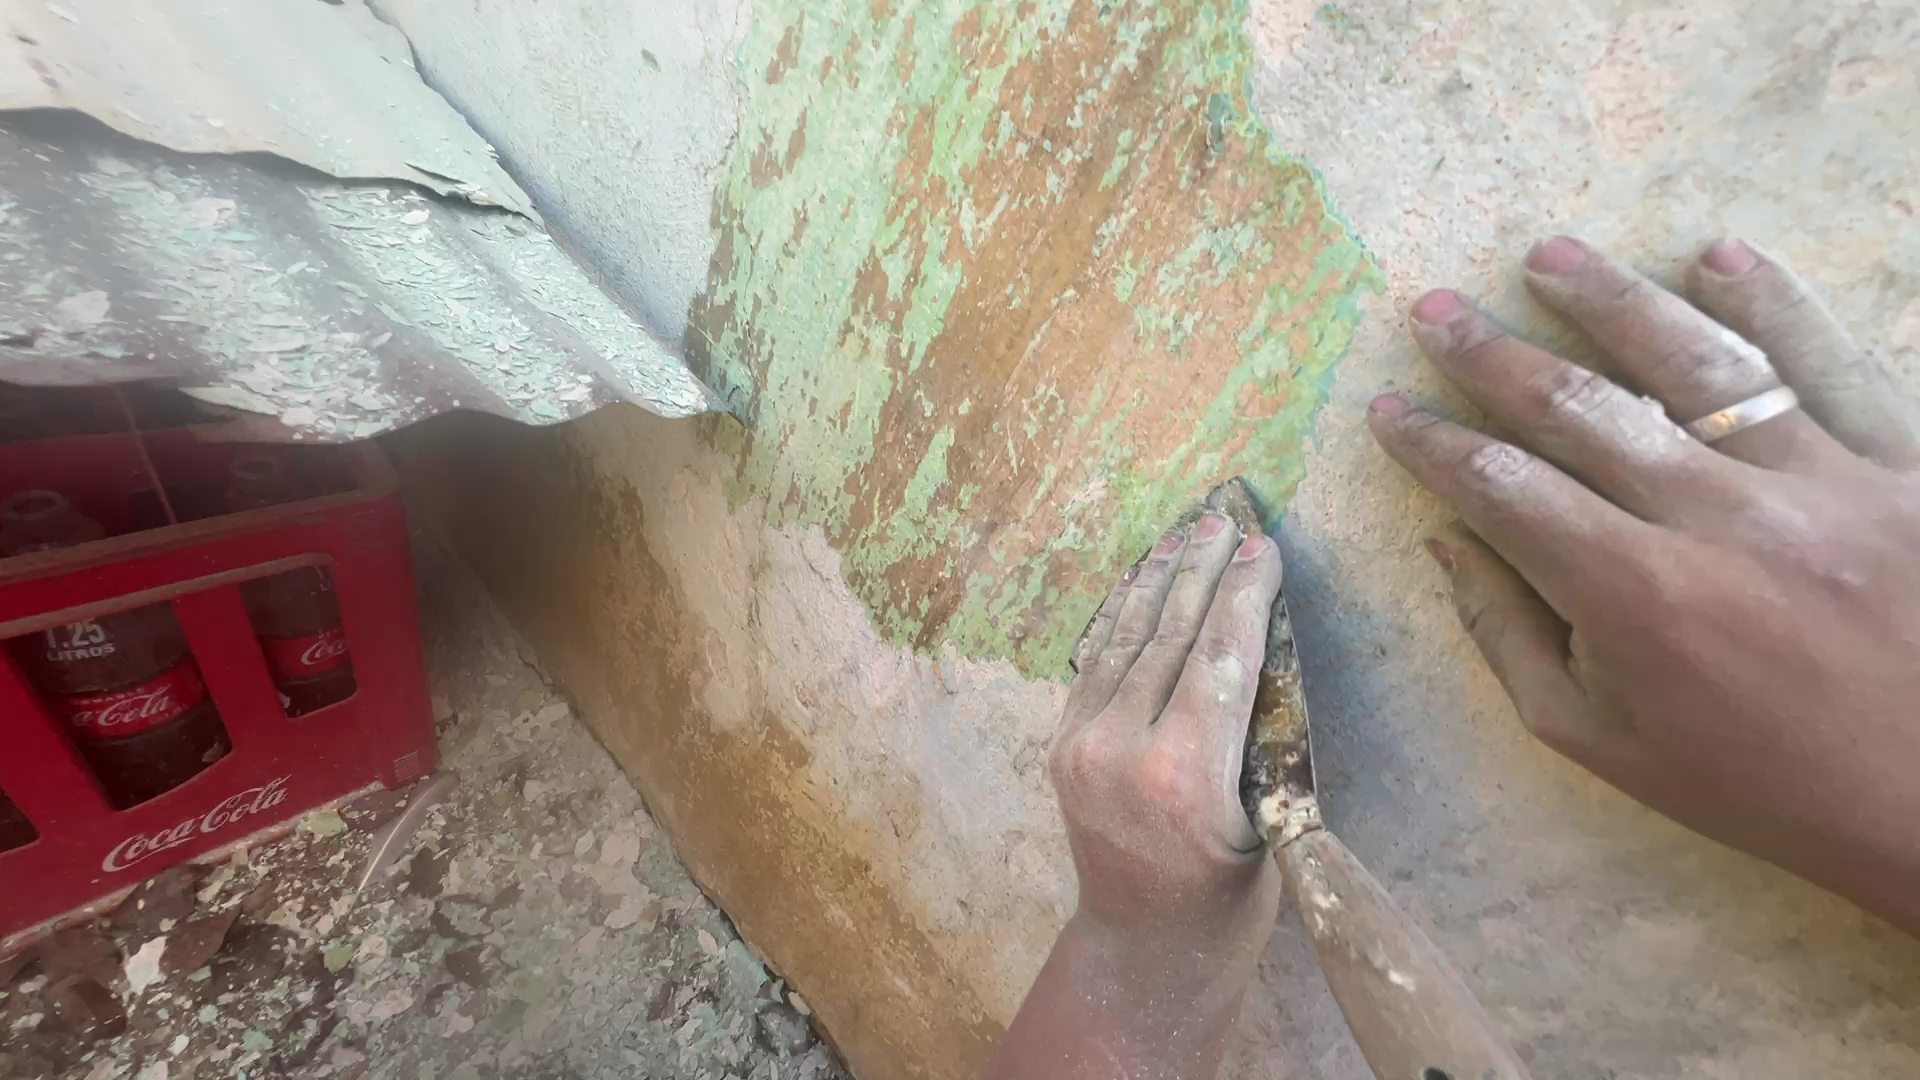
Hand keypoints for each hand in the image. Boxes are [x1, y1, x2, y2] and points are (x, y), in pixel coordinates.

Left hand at [988, 515, 1282, 1079]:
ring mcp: (1079, 742)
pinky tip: (1140, 584)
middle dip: (1201, 571)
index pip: (1221, 657)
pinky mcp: (1061, 741)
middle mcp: (1119, 748)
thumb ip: (1258, 732)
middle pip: (1169, 636)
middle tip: (1223, 518)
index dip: (1244, 594)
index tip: (1262, 547)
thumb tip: (1258, 640)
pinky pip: (1095, 662)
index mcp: (1184, 776)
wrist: (1141, 947)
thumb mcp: (1269, 821)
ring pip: (1126, 640)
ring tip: (1184, 536)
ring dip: (1158, 582)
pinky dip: (1121, 618)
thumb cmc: (1230, 901)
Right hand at [1369, 237, 1919, 932]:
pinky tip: (1715, 255)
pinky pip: (1838, 368)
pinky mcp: (1913, 469)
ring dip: (1608, 302)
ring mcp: (1825, 482)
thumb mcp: (1586, 733)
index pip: (1497, 484)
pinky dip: (1773, 304)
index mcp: (1628, 588)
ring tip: (1547, 255)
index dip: (1430, 442)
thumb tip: (1448, 542)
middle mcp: (1718, 516)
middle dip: (1488, 355)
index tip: (1386, 411)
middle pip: (1577, 407)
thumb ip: (1504, 630)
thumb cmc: (1751, 779)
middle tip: (1432, 311)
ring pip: (1695, 365)